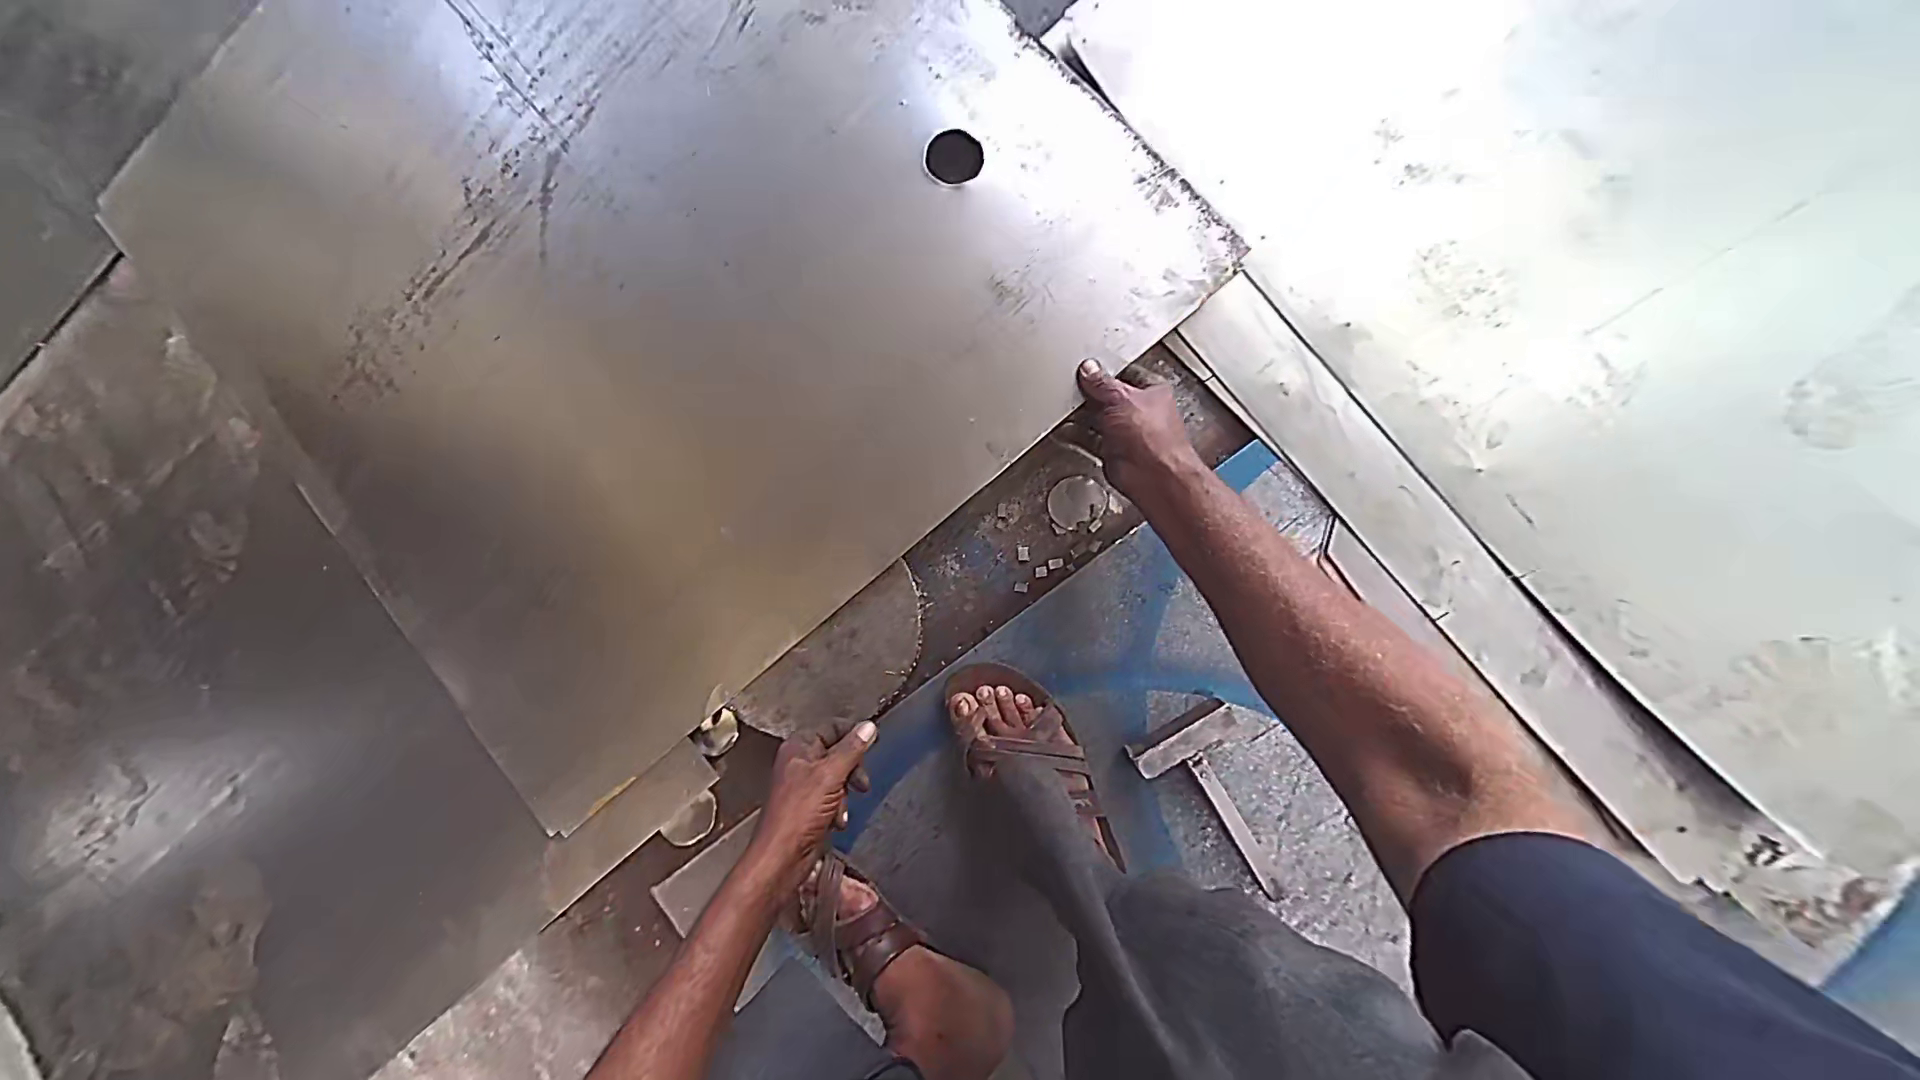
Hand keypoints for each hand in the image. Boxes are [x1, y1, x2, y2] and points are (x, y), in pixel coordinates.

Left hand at [745, 719, 876, 896]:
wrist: (783, 858)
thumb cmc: (797, 815)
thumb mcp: (831, 775)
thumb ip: (852, 749)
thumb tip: (868, 727)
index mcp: (799, 747)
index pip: (832, 727)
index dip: (852, 735)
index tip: (871, 741)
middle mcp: (799, 763)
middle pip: (838, 753)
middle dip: (852, 770)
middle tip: (860, 782)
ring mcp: (804, 785)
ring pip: (839, 778)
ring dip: (846, 794)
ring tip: (841, 808)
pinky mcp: (809, 806)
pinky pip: (833, 798)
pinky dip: (839, 809)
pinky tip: (836, 820)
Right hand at [1076, 359, 1204, 504]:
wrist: (1154, 476)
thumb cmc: (1154, 438)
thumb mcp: (1121, 398)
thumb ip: (1102, 384)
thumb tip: (1090, 371)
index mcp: (1152, 393)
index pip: (1127, 375)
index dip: (1107, 372)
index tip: (1087, 370)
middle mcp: (1141, 414)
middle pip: (1111, 399)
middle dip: (1093, 396)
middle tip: (1074, 389)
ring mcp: (1128, 434)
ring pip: (1100, 420)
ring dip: (1084, 416)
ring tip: (1067, 408)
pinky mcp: (1115, 453)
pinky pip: (1092, 441)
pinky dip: (1079, 437)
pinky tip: (1067, 431)